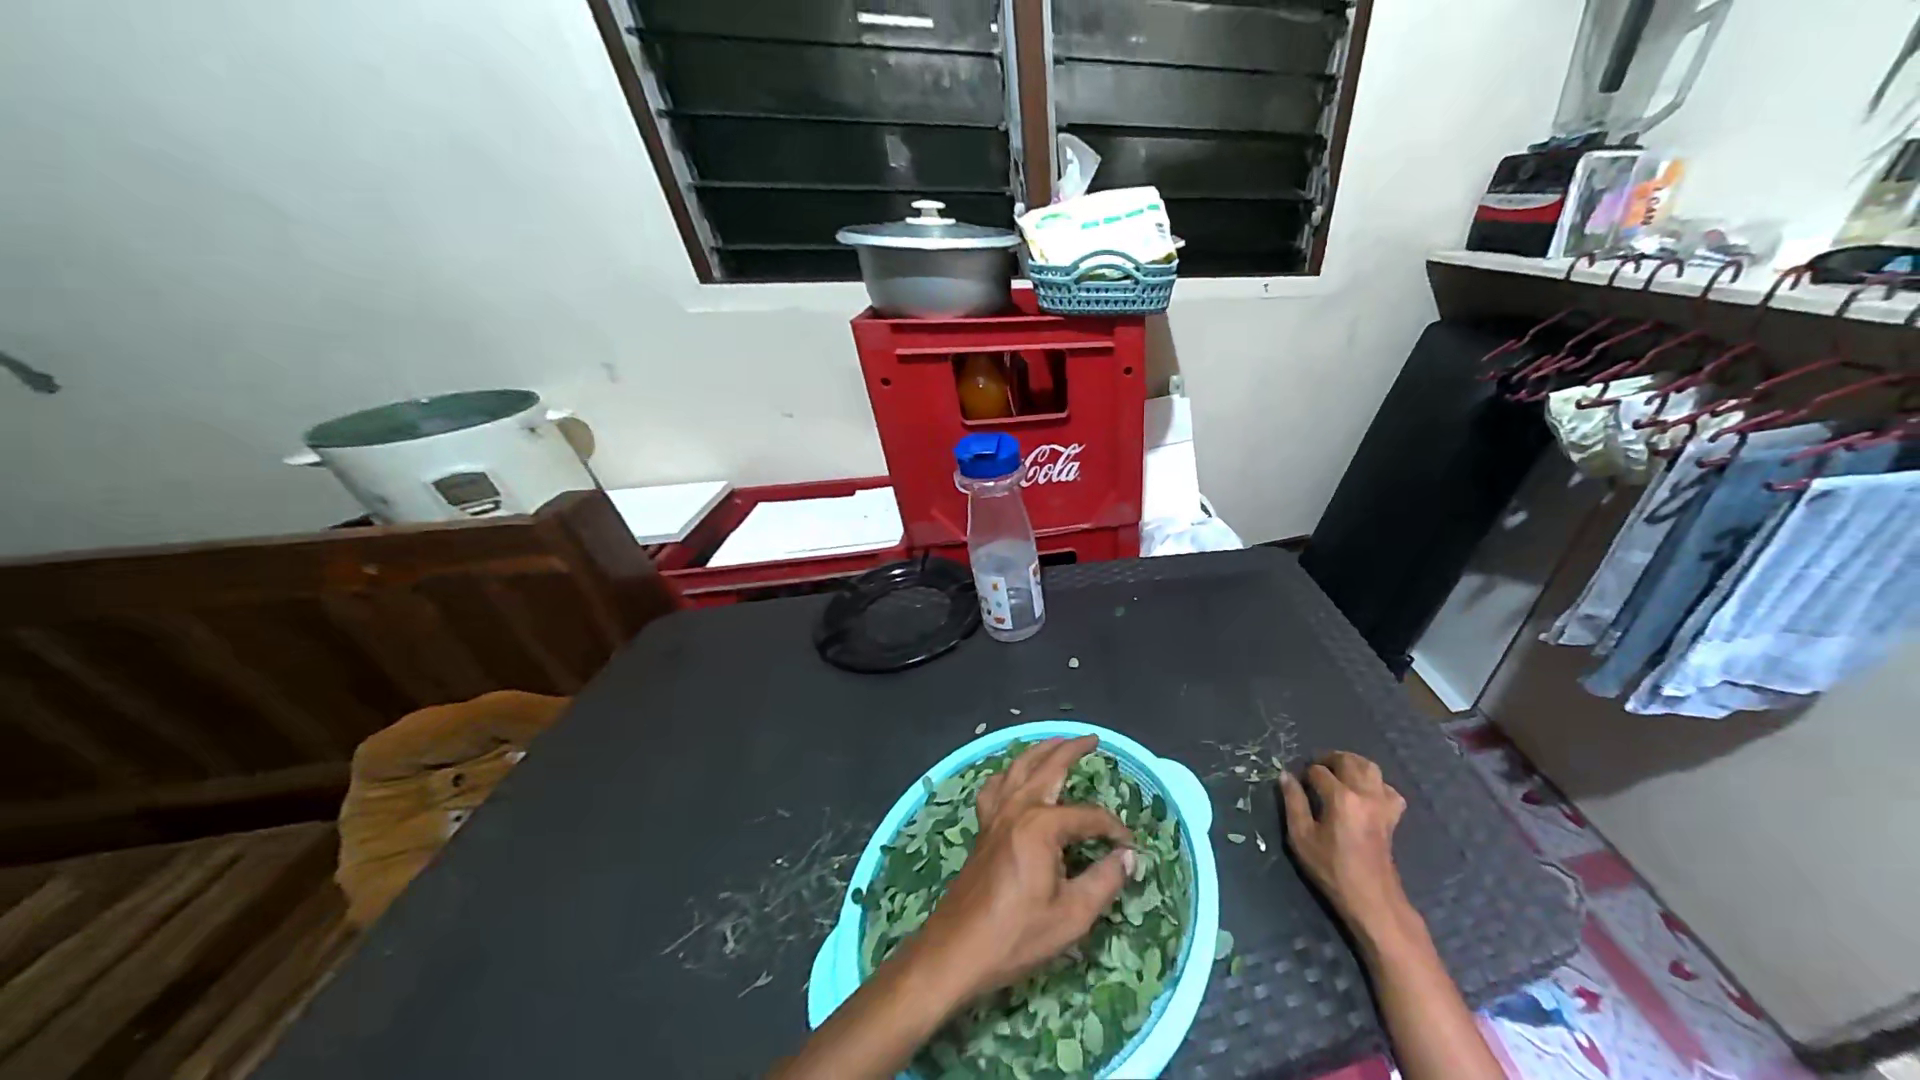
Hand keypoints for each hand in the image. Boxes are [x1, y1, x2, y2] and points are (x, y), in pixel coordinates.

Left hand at [911, 736, 1134, 1000]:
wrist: (958, 949)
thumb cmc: (1017, 934)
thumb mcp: (1072, 915)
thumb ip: (1104, 880)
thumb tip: (1128, 856)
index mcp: (1041, 826)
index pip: (1088, 817)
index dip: (1113, 830)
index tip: (1129, 847)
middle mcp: (1016, 809)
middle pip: (1047, 767)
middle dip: (1071, 750)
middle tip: (1092, 739)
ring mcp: (994, 815)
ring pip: (1018, 767)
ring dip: (1039, 751)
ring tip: (1057, 742)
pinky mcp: (982, 827)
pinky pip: (995, 786)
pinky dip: (1008, 773)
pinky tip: (1013, 777)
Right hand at [1278, 751, 1411, 933]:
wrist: (1371, 898)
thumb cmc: (1331, 869)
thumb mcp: (1301, 836)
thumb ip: (1293, 802)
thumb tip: (1286, 776)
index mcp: (1341, 798)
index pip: (1318, 771)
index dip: (1305, 774)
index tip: (1297, 784)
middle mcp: (1365, 794)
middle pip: (1348, 761)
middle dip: (1329, 759)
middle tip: (1314, 769)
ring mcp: (1383, 804)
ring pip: (1371, 768)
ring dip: (1352, 764)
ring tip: (1337, 772)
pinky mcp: (1393, 816)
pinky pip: (1388, 788)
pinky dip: (1375, 784)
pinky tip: (1363, 793)